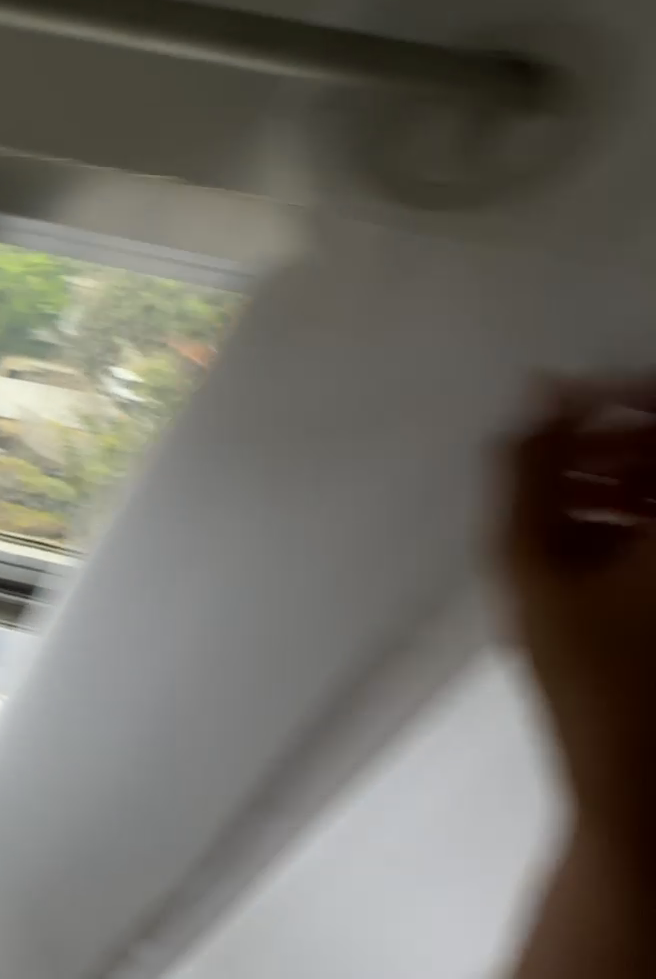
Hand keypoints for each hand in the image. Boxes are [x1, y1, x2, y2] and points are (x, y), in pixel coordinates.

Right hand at [505, 380, 655, 867]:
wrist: (641, 770)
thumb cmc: (584, 669)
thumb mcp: (527, 563)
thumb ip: (523, 475)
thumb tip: (536, 397)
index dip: (622, 395)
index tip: (557, 393)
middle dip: (611, 445)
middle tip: (542, 457)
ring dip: (616, 481)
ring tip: (550, 503)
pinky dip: (629, 519)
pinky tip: (579, 538)